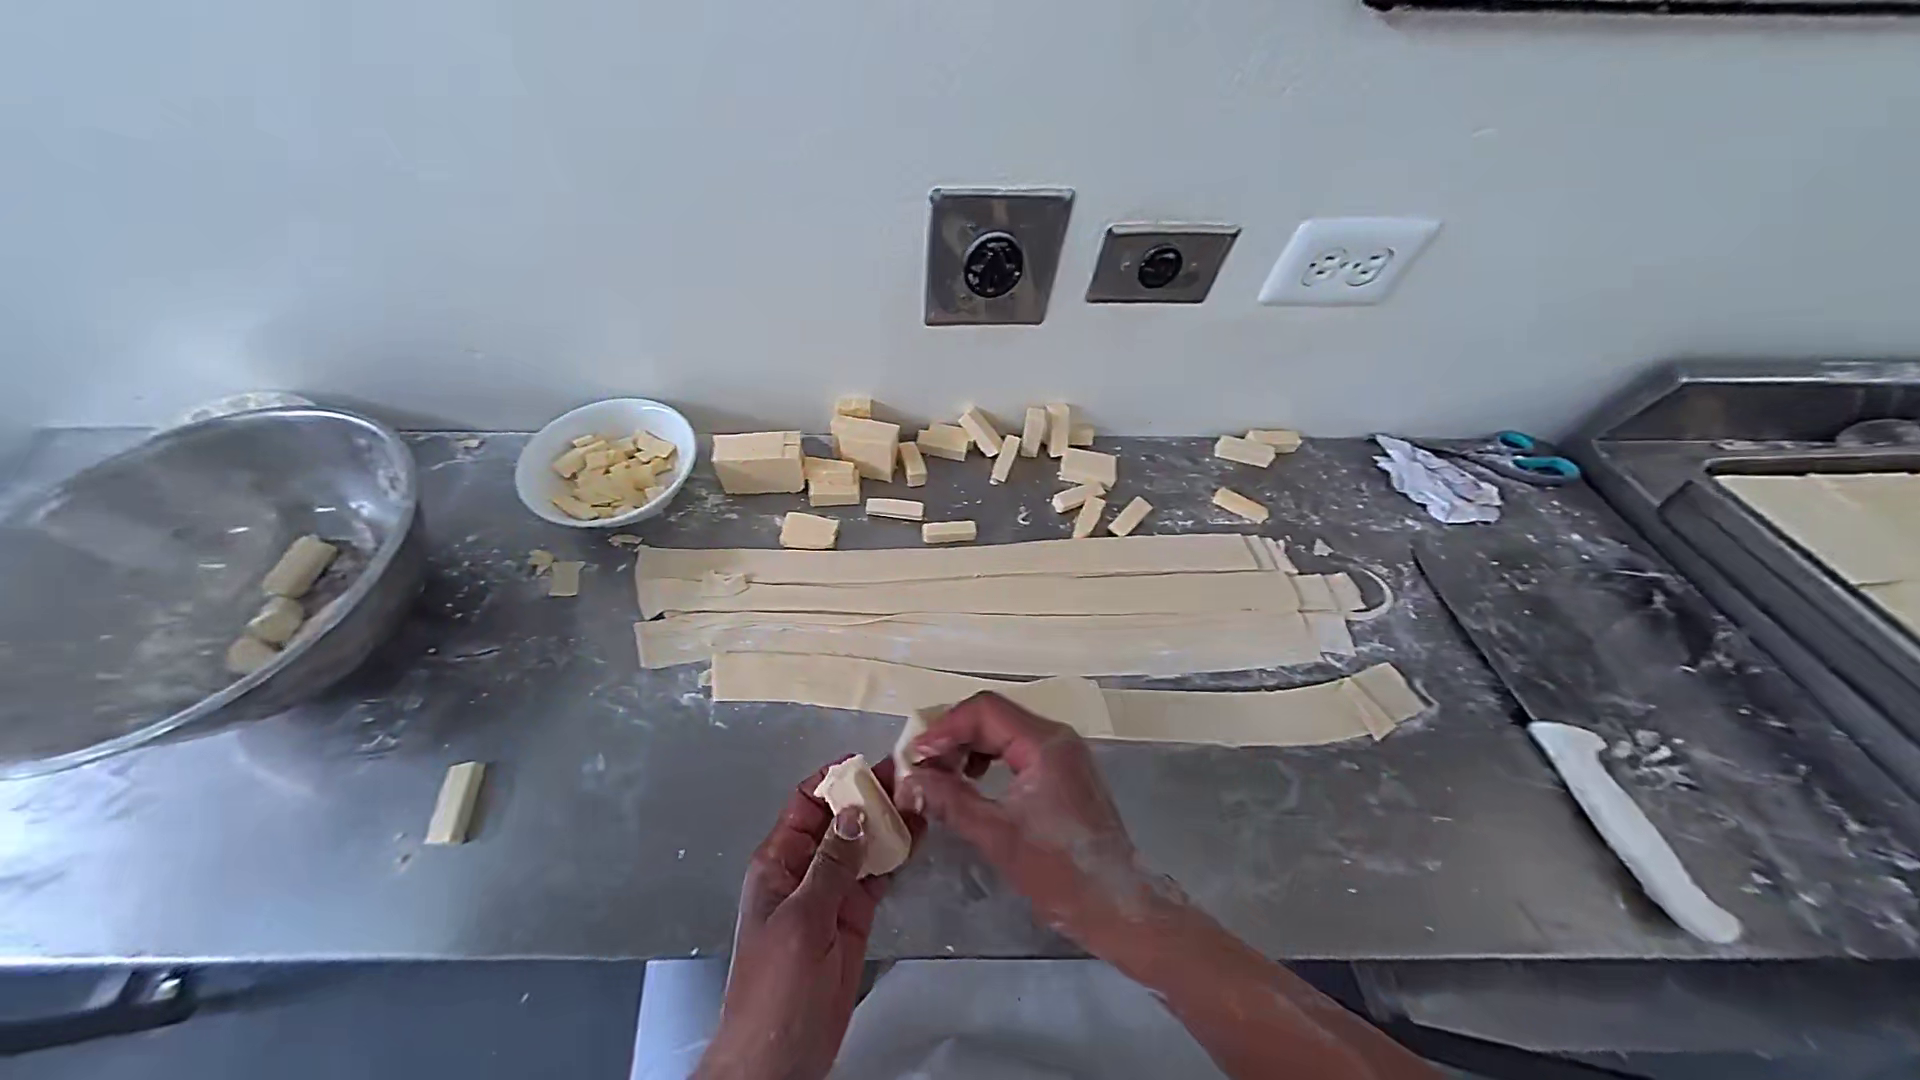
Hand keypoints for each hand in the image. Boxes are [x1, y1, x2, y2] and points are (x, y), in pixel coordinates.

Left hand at [695, 759, 911, 1079]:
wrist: (781, 1054)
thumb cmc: (774, 985)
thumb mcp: (801, 918)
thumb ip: (831, 864)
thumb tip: (854, 813)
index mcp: (780, 861)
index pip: (805, 804)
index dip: (832, 780)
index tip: (865, 764)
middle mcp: (806, 868)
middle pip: (839, 819)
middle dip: (868, 797)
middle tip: (905, 777)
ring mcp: (832, 891)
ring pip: (862, 843)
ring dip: (886, 822)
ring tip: (918, 798)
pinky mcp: (855, 914)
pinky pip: (876, 874)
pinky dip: (894, 854)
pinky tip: (915, 836)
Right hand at [898, 693, 1178, 951]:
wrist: (1117, 907)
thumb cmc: (1060, 873)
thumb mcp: (997, 836)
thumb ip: (951, 801)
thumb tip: (910, 780)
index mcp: (1045, 743)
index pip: (985, 710)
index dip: (945, 727)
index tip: (916, 753)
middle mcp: (1056, 737)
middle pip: (994, 715)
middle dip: (954, 736)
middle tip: (923, 765)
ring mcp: (1062, 753)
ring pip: (1003, 730)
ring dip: (969, 747)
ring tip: (942, 775)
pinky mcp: (1062, 770)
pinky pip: (1016, 748)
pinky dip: (988, 758)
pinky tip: (972, 781)